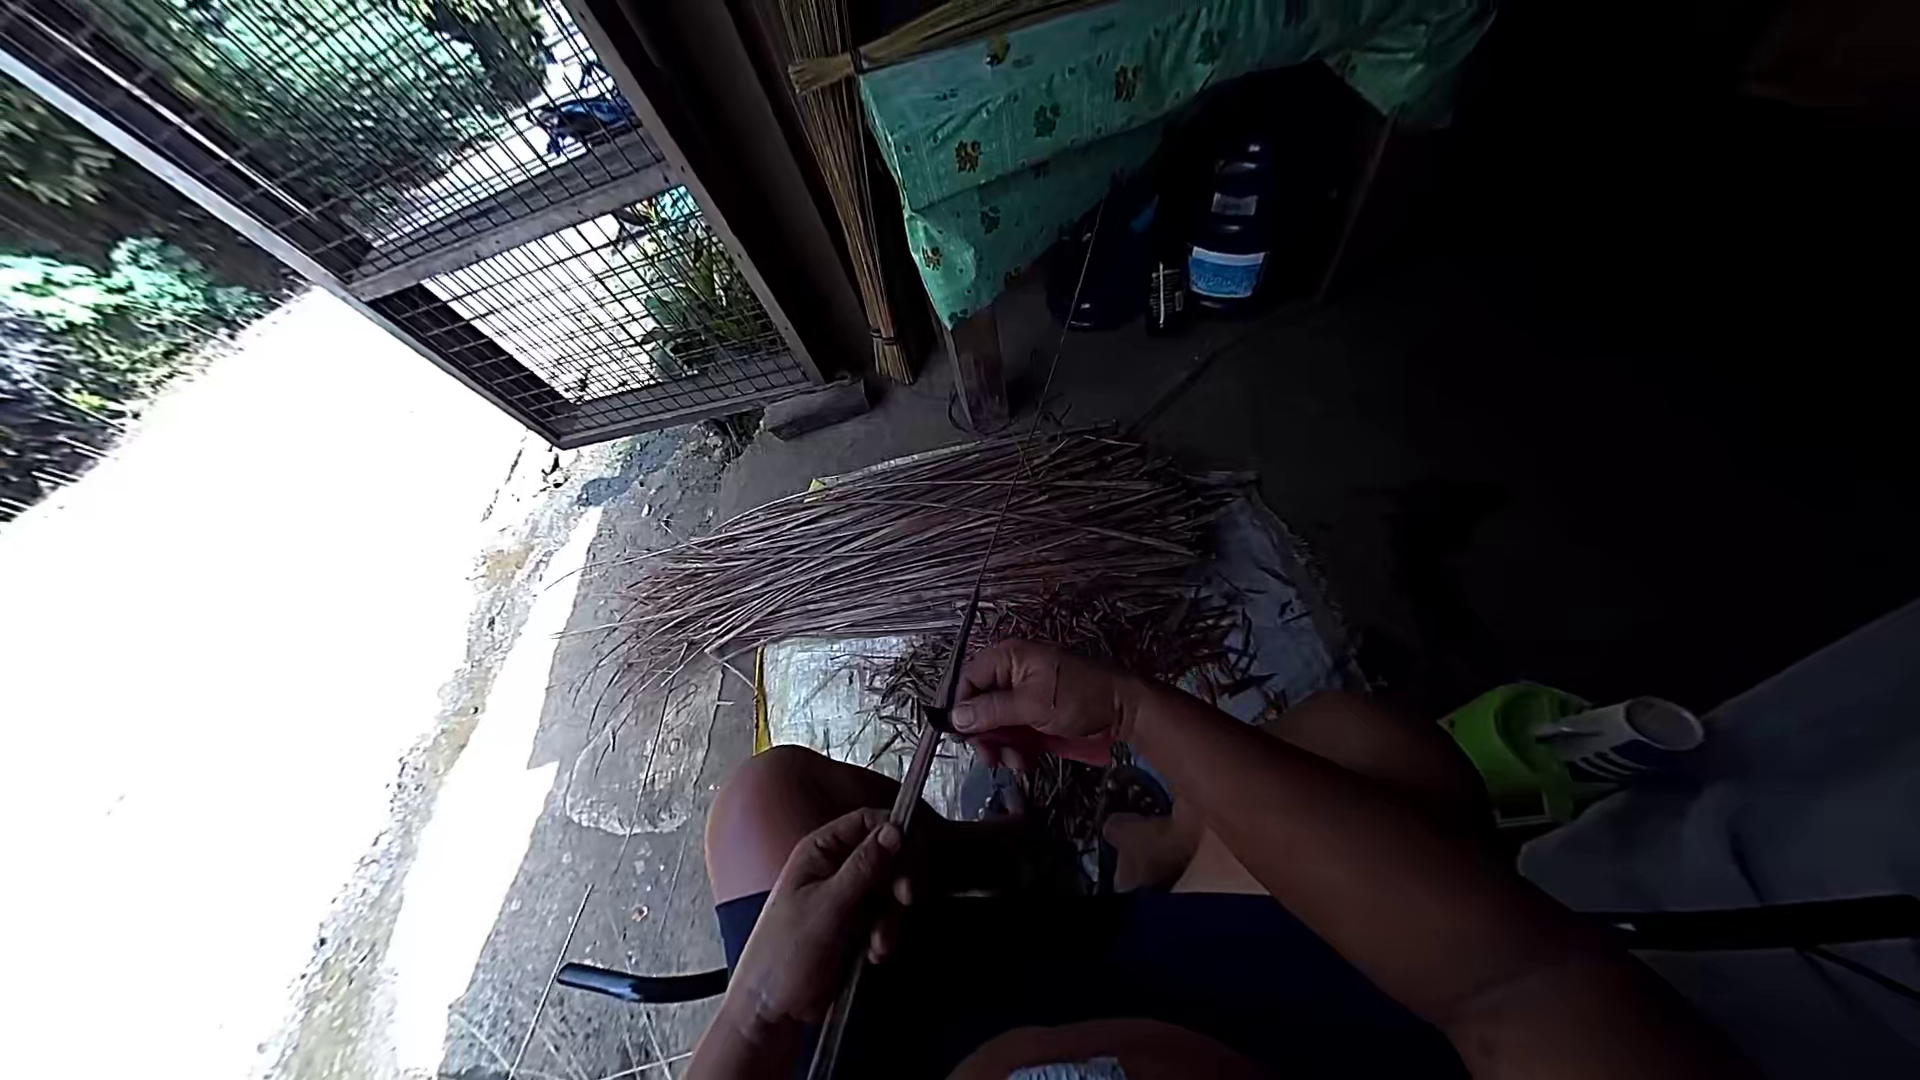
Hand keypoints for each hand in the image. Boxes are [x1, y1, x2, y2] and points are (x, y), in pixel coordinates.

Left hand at [726, 808, 903, 1030]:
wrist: (772, 1015)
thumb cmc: (785, 955)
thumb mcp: (827, 907)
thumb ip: (863, 867)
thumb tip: (894, 830)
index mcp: (821, 850)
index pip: (867, 821)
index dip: (892, 832)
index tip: (910, 854)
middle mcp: (838, 865)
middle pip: (887, 852)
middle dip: (898, 878)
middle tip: (903, 899)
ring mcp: (850, 894)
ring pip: (892, 885)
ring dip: (893, 914)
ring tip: (879, 942)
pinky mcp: (859, 922)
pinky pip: (888, 914)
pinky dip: (888, 932)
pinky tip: (875, 953)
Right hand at [950, 640, 1140, 767]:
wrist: (1123, 711)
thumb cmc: (1080, 697)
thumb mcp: (1031, 705)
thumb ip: (991, 711)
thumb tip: (956, 717)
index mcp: (1008, 657)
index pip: (968, 680)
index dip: (962, 709)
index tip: (964, 736)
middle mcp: (1011, 672)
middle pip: (979, 704)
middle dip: (985, 734)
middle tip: (991, 758)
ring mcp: (1023, 693)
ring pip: (995, 722)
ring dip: (1001, 746)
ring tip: (1015, 762)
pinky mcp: (1034, 712)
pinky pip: (1013, 730)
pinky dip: (1016, 748)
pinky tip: (1025, 760)